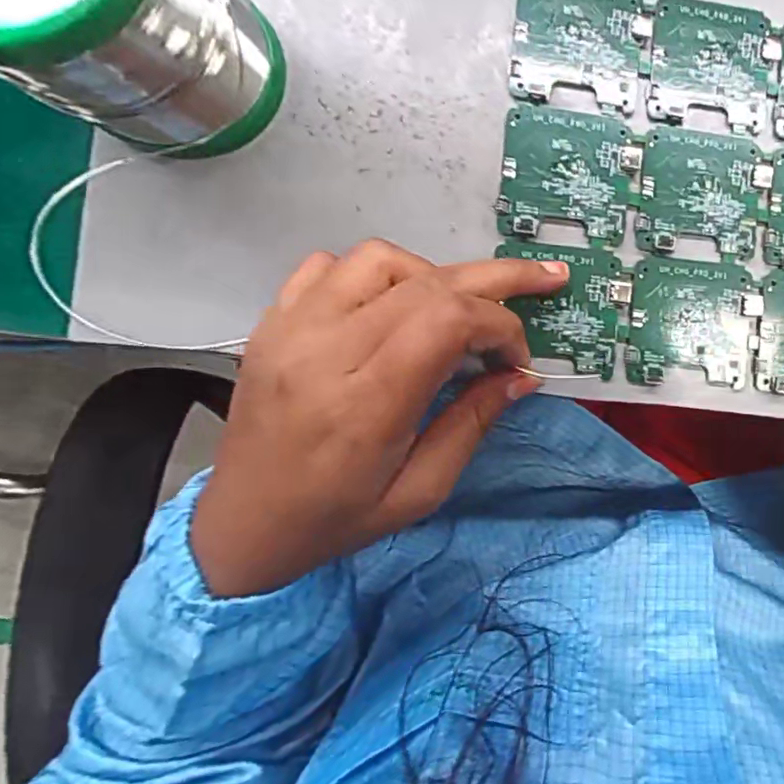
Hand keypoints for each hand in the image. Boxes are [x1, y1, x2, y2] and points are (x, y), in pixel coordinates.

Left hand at [191, 240, 567, 595]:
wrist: (241, 524)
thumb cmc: (333, 520)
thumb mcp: (418, 492)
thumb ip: (471, 425)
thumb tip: (520, 375)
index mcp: (364, 406)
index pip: (448, 322)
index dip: (499, 325)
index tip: (516, 357)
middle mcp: (324, 352)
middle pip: (426, 283)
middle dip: (495, 278)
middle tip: (541, 278)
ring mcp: (291, 328)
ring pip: (380, 259)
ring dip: (431, 275)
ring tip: (453, 308)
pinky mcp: (272, 321)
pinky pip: (328, 265)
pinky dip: (373, 274)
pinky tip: (389, 305)